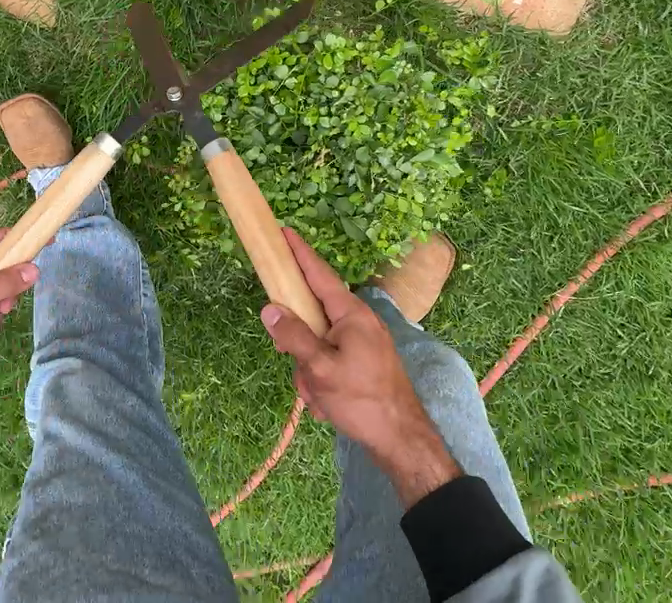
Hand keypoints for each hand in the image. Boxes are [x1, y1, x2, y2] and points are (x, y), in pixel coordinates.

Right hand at [260, 229, 462, 507]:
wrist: (402, 441)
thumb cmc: (362, 400)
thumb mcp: (320, 369)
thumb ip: (293, 336)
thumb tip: (269, 308)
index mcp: (351, 313)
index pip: (319, 274)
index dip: (299, 252)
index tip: (283, 231)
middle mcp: (358, 322)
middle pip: (311, 316)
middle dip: (298, 344)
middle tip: (292, 361)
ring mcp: (361, 343)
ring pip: (317, 344)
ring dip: (309, 370)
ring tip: (319, 396)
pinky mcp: (362, 363)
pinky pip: (329, 362)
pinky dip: (321, 381)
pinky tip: (328, 405)